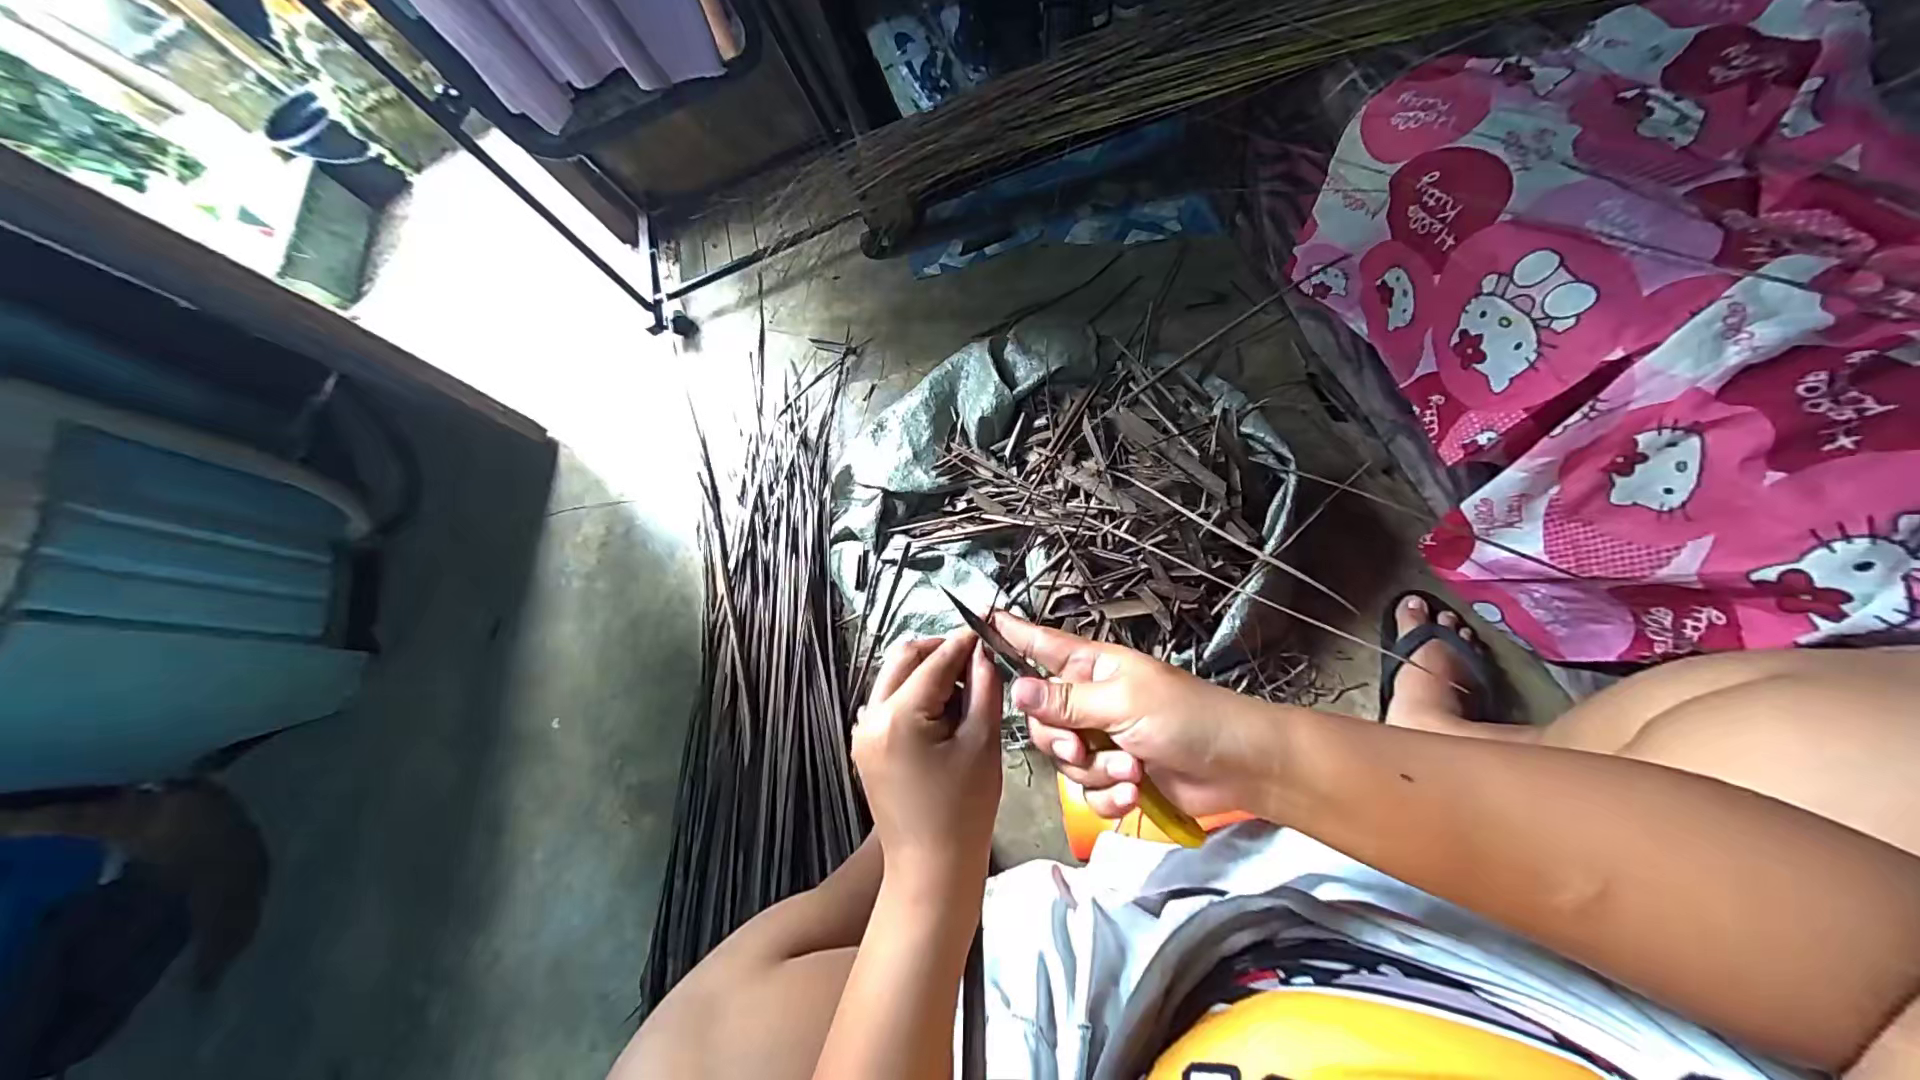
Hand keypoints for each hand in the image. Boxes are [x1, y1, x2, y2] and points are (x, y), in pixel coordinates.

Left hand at [852, 632, 1002, 884]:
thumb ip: (984, 688)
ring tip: (963, 693)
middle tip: (976, 663)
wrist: (932, 868)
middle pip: (904, 658)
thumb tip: (982, 652)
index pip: (935, 660)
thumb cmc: (964, 811)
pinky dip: (915, 695)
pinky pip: (889, 702)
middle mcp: (871, 718)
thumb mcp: (983, 743)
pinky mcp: (866, 746)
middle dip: (941, 652)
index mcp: (898, 717)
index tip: (986, 632)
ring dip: (928, 673)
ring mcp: (863, 733)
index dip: (964, 642)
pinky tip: (943, 714)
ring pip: (894, 677)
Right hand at [993, 613, 1275, 820]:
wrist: (1237, 767)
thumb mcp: (1123, 701)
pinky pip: (1087, 790)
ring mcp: (1102, 740)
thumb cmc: (1187, 716)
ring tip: (1131, 770)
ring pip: (1064, 760)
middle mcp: (1090, 702)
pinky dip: (1109, 796)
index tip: (982, 618)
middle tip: (1083, 746)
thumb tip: (1015, 688)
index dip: (1012, 633)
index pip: (1041, 644)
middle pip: (1041, 719)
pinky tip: (1134, 792)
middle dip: (1060, 740)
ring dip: (1095, 771)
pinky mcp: (1115, 776)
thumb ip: (1066, 701)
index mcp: (1092, 668)